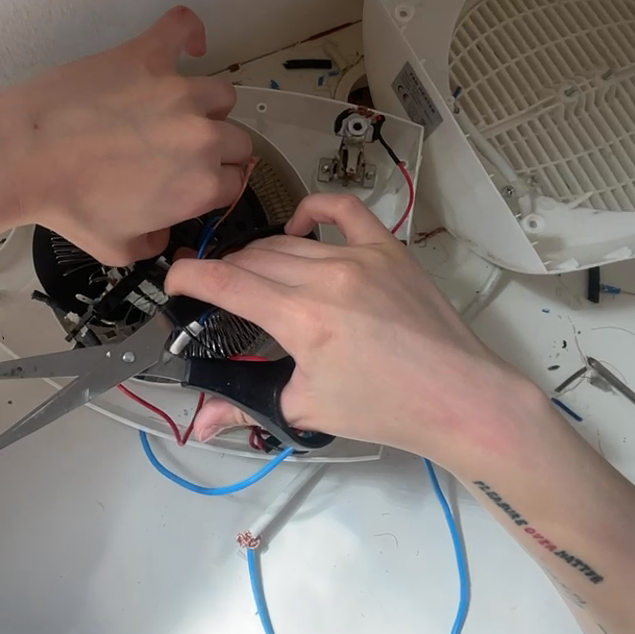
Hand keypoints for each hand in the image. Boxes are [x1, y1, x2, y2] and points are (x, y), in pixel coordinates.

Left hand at [0, 6, 252, 265]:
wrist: (26, 158)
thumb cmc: (69, 204)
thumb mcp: (117, 249)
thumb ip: (154, 245)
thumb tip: (163, 233)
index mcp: (200, 185)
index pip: (233, 183)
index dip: (213, 187)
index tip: (193, 185)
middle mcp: (202, 136)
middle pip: (237, 141)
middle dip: (216, 152)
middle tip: (180, 156)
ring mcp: (178, 91)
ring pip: (220, 95)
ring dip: (206, 108)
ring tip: (175, 115)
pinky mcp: (148, 56)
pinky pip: (184, 28)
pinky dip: (190, 34)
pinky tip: (189, 46)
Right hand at [165, 193, 541, 462]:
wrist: (461, 398)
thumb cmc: (386, 410)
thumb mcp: (307, 408)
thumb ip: (244, 405)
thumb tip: (199, 424)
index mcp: (302, 319)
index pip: (226, 283)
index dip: (188, 276)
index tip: (173, 280)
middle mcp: (326, 278)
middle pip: (252, 260)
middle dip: (223, 272)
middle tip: (215, 290)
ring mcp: (360, 257)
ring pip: (287, 242)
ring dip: (259, 255)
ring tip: (253, 274)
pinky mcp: (388, 249)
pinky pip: (343, 211)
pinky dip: (314, 210)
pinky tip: (300, 226)